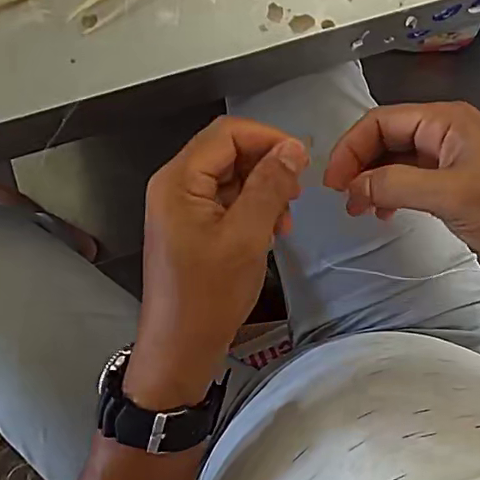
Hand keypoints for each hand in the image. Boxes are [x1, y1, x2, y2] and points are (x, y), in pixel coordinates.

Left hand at [126, 117, 306, 408]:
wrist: (181, 345)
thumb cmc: (208, 296)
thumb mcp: (246, 237)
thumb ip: (270, 187)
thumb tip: (292, 150)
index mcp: (179, 181)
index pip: (228, 134)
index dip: (269, 139)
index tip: (303, 160)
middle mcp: (176, 186)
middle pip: (229, 152)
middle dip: (268, 167)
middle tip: (296, 194)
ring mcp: (184, 208)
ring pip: (232, 178)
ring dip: (265, 191)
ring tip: (284, 220)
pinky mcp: (194, 227)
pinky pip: (228, 202)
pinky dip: (254, 210)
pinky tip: (270, 232)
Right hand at [321, 101, 479, 268]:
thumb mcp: (451, 196)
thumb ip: (397, 186)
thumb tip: (353, 186)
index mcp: (446, 121)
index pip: (381, 121)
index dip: (351, 149)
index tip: (333, 183)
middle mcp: (447, 131)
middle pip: (387, 138)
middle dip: (360, 165)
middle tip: (344, 200)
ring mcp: (453, 157)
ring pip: (399, 160)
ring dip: (375, 181)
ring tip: (360, 210)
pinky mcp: (459, 182)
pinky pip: (415, 179)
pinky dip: (395, 193)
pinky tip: (386, 212)